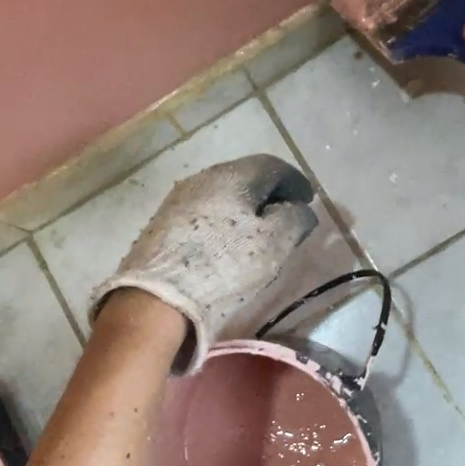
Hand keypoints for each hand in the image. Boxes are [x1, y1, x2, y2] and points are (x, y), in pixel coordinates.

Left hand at [90, 154, 318, 373]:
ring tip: (257, 231)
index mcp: (233, 176)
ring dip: (244, 207)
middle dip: (269, 193)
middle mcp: (203, 178)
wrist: (156, 299)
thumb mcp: (273, 245)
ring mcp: (178, 200)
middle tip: (285, 214)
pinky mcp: (162, 224)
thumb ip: (294, 220)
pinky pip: (203, 212)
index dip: (295, 181)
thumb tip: (300, 209)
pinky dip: (223, 220)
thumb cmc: (224, 267)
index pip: (272, 166)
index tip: (308, 200)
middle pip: (244, 177)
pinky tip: (226, 243)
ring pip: (222, 195)